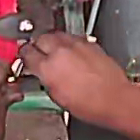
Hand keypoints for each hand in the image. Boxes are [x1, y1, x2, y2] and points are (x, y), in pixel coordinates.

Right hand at [22, 33, 139, 127]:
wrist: (115, 99)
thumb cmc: (90, 104)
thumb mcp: (57, 97)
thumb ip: (46, 79)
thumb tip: (43, 74)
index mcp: (48, 67)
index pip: (27, 52)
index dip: (24, 55)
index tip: (26, 57)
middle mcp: (60, 51)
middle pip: (41, 38)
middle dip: (38, 44)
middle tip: (38, 52)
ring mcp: (76, 45)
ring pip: (57, 34)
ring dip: (53, 41)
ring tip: (55, 51)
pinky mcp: (90, 43)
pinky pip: (74, 38)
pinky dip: (69, 43)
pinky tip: (71, 53)